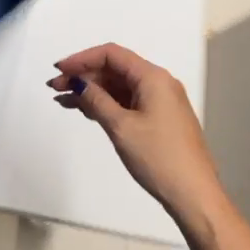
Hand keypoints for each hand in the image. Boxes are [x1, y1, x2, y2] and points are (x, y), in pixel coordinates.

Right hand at [49, 43, 224, 219]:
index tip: (58, 70)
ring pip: (119, 87)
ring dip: (92, 91)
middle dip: (83, 76)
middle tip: (55, 88)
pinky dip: (106, 104)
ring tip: (63, 100)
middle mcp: (159, 83)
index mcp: (153, 77)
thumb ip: (96, 100)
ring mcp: (160, 102)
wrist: (195, 195)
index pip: (111, 54)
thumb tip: (78, 82)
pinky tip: (85, 110)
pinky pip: (127, 102)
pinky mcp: (160, 120)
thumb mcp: (121, 127)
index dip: (82, 58)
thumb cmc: (158, 157)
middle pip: (115, 69)